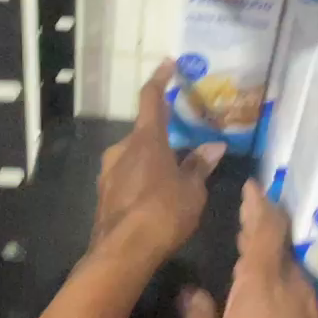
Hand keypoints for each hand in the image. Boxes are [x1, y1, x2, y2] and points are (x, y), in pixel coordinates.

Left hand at [92, 60, 224, 269]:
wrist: (123, 252)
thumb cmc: (163, 213)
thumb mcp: (192, 190)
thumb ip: (200, 166)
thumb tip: (214, 147)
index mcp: (146, 140)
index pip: (152, 99)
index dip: (160, 80)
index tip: (168, 64)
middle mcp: (122, 149)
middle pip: (144, 133)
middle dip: (163, 138)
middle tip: (184, 148)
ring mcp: (108, 172)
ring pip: (134, 157)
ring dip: (152, 162)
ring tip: (174, 179)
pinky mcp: (104, 195)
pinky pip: (127, 177)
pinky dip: (142, 180)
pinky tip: (155, 199)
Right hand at [178, 180, 317, 317]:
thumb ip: (194, 313)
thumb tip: (192, 293)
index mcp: (263, 278)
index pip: (264, 226)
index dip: (257, 203)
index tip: (252, 184)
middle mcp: (291, 283)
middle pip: (279, 240)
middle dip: (262, 221)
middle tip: (247, 207)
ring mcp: (308, 306)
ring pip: (287, 264)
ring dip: (269, 248)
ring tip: (249, 242)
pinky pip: (291, 285)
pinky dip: (275, 272)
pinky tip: (263, 287)